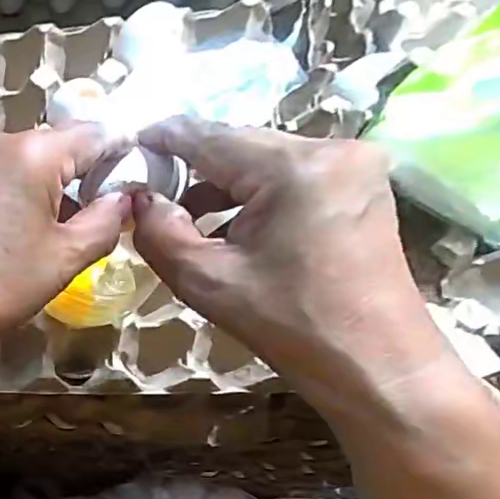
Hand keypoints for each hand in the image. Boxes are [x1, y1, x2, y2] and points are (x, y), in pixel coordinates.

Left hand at [0, 125, 132, 369]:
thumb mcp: (64, 259)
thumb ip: (106, 220)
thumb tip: (123, 198)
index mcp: (31, 151)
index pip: (95, 134)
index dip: (118, 159)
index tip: (127, 189)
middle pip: (55, 145)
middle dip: (77, 175)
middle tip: (88, 218)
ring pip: (22, 160)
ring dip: (43, 185)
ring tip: (48, 231)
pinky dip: (12, 191)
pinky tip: (11, 230)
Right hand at [131, 116, 457, 413]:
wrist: (372, 361)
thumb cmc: (287, 322)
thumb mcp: (205, 280)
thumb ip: (159, 233)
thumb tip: (138, 199)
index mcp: (295, 167)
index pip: (211, 137)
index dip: (163, 138)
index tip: (126, 144)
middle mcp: (333, 149)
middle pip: (239, 146)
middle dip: (190, 167)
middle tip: (145, 189)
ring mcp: (355, 165)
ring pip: (263, 162)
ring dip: (219, 186)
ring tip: (179, 218)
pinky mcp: (361, 186)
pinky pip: (289, 177)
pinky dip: (252, 196)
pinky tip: (226, 227)